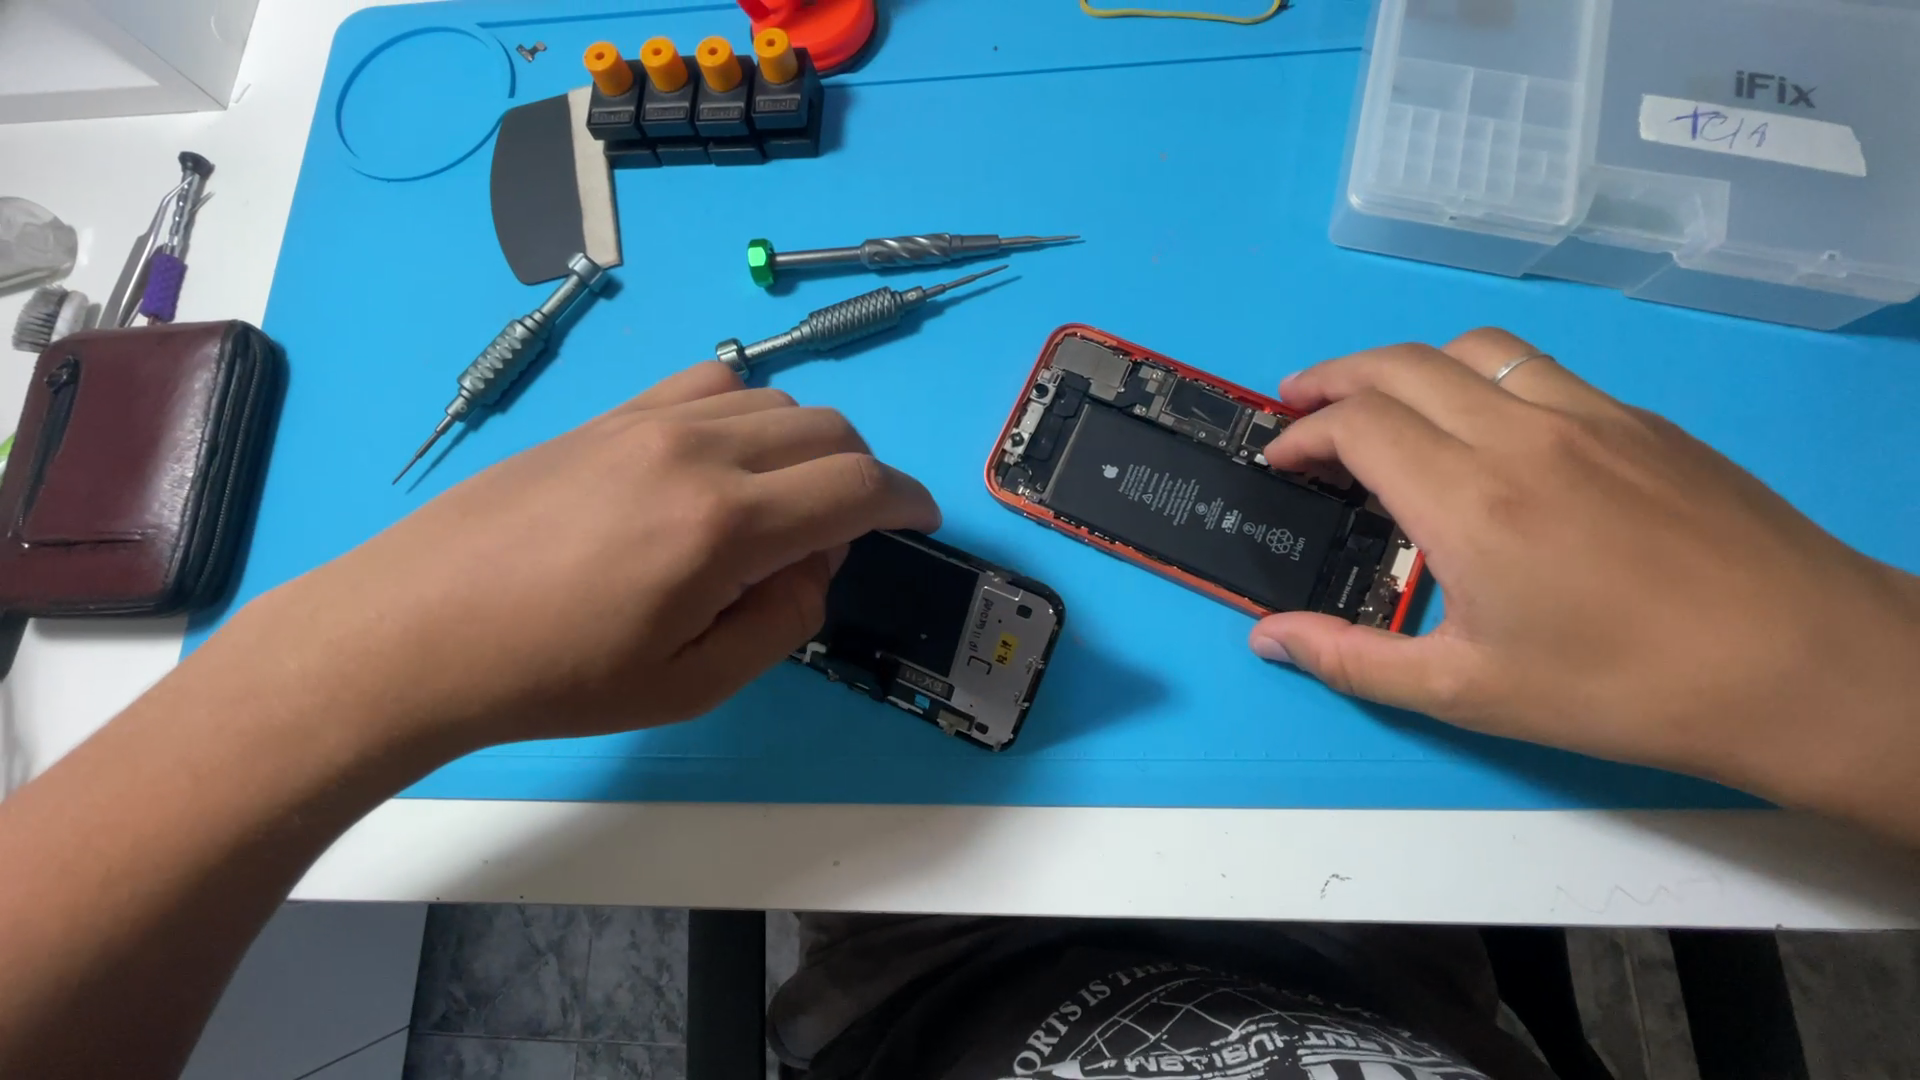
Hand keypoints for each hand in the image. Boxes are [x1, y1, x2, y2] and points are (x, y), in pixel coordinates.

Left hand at [219, 362, 939, 748]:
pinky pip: (713, 382)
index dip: (909, 500)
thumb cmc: (558, 679)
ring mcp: (651, 420)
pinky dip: (752, 414)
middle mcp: (700, 451)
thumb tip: (815, 566)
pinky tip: (726, 458)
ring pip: (779, 400)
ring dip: (810, 446)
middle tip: (834, 540)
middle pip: (831, 431)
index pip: (859, 486)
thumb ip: (784, 622)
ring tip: (781, 502)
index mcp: (726, 526)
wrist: (413, 633)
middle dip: (864, 479)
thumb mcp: (694, 684)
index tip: (923, 520)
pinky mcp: (613, 413)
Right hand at [1247, 329, 1919, 833]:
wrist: (1812, 671)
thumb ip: (1348, 659)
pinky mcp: (1637, 420)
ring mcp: (1588, 416)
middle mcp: (1520, 434)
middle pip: (1400, 365)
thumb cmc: (1621, 687)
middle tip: (1295, 406)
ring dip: (1402, 366)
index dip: (1303, 434)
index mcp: (1469, 500)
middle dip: (1331, 378)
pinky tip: (1476, 427)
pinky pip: (1532, 368)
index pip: (1359, 424)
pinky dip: (1473, 376)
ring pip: (1469, 348)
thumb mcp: (1463, 691)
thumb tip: (1266, 638)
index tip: (1279, 460)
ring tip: (1376, 403)